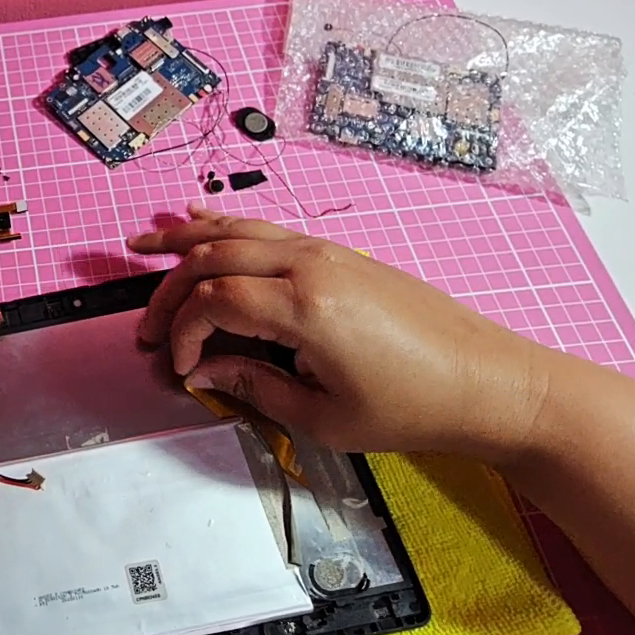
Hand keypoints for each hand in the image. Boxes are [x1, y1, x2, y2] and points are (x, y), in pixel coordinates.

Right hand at [128, 205, 558, 459]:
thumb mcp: (326, 417)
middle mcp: (306, 264)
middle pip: (212, 259)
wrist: (492, 381)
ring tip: (141, 244)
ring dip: (182, 239)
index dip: (184, 333)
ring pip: (233, 230)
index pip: (213, 302)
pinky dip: (223, 222)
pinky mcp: (333, 249)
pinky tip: (195, 218)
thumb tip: (201, 369)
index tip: (181, 367)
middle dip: (170, 292)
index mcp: (304, 306)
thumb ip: (252, 384)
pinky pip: (263, 227)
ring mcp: (321, 249)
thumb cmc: (413, 409)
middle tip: (148, 326)